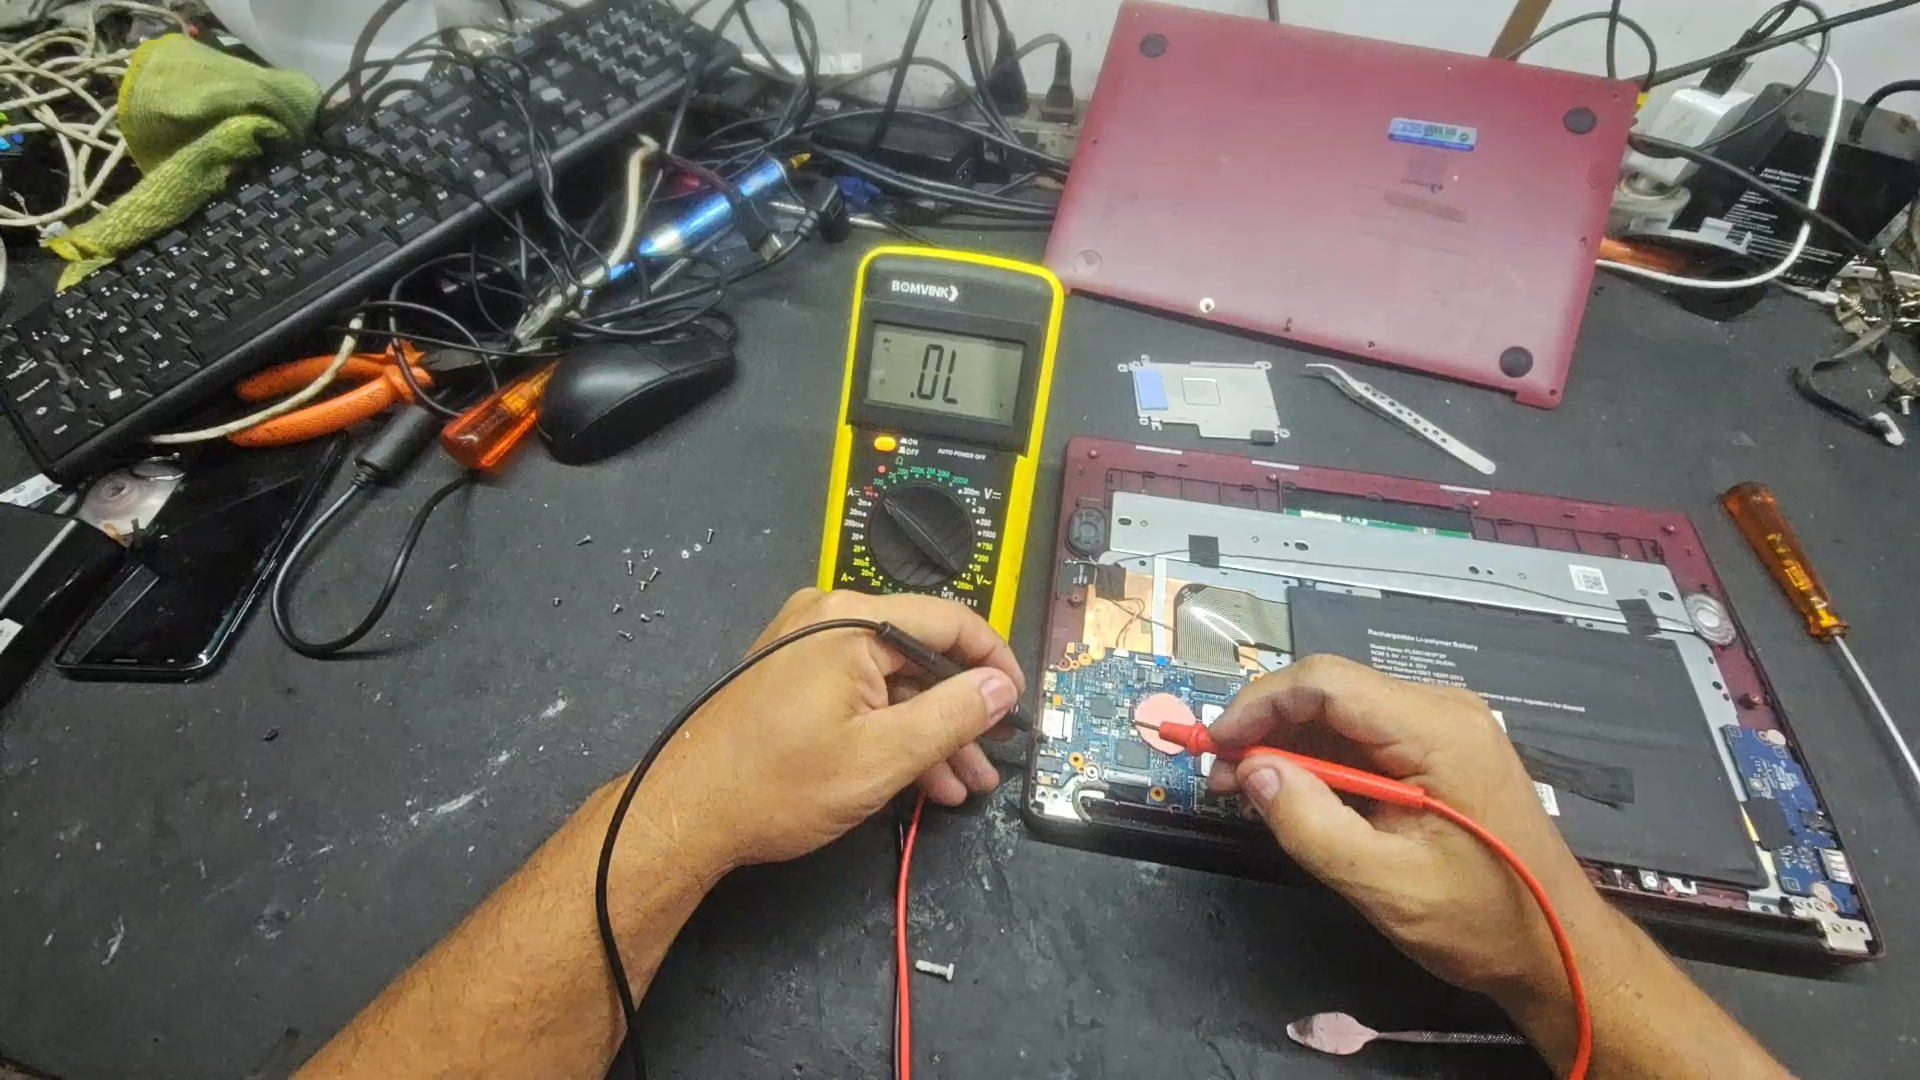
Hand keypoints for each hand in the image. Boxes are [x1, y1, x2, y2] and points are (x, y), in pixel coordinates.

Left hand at [631, 589, 1024, 872]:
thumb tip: (1001, 687)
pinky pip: (863, 691)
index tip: (1016, 703)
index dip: (993, 661)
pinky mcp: (797, 673)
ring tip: (961, 783)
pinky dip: (892, 727)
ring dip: (931, 730)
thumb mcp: (882, 755)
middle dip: (960, 712)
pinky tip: (921, 775)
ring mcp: (809, 644)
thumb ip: (952, 715)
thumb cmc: (779, 784)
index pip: (949, 622)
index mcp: (852, 620)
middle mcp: (830, 617)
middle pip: (921, 655)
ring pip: (894, 680)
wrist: (684, 816)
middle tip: (990, 759)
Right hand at [1206, 656, 1620, 1015]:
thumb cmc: (1482, 922)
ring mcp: (1436, 723)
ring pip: (1333, 710)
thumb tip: (1249, 769)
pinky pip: (1353, 733)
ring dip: (1282, 743)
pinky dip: (1312, 757)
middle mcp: (1438, 709)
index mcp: (1437, 730)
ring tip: (1245, 787)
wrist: (1560, 953)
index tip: (1215, 743)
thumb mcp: (1385, 884)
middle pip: (1325, 691)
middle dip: (1264, 726)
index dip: (1259, 703)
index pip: (1325, 682)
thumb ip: (1309, 823)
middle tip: (1221, 774)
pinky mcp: (1429, 744)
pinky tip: (1290, 789)